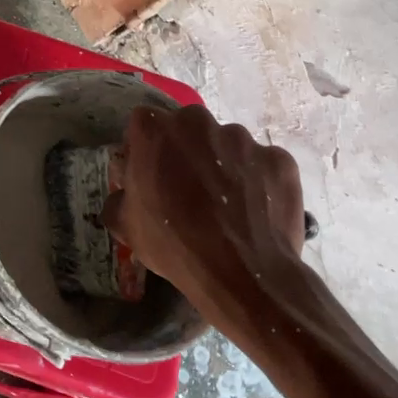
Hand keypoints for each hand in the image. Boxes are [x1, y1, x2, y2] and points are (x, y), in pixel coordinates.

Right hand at [102, 104, 306, 335]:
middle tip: (188, 190)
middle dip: (187, 153)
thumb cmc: (173, 243)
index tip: (151, 177)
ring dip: (223, 166)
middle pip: (188, 130)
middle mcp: (197, 121)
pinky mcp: (279, 159)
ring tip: (227, 206)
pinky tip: (255, 212)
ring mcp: (243, 138)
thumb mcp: (125, 225)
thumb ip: (119, 198)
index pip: (144, 126)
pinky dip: (258, 182)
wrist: (241, 275)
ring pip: (227, 146)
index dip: (147, 151)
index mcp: (154, 128)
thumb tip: (125, 195)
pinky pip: (262, 165)